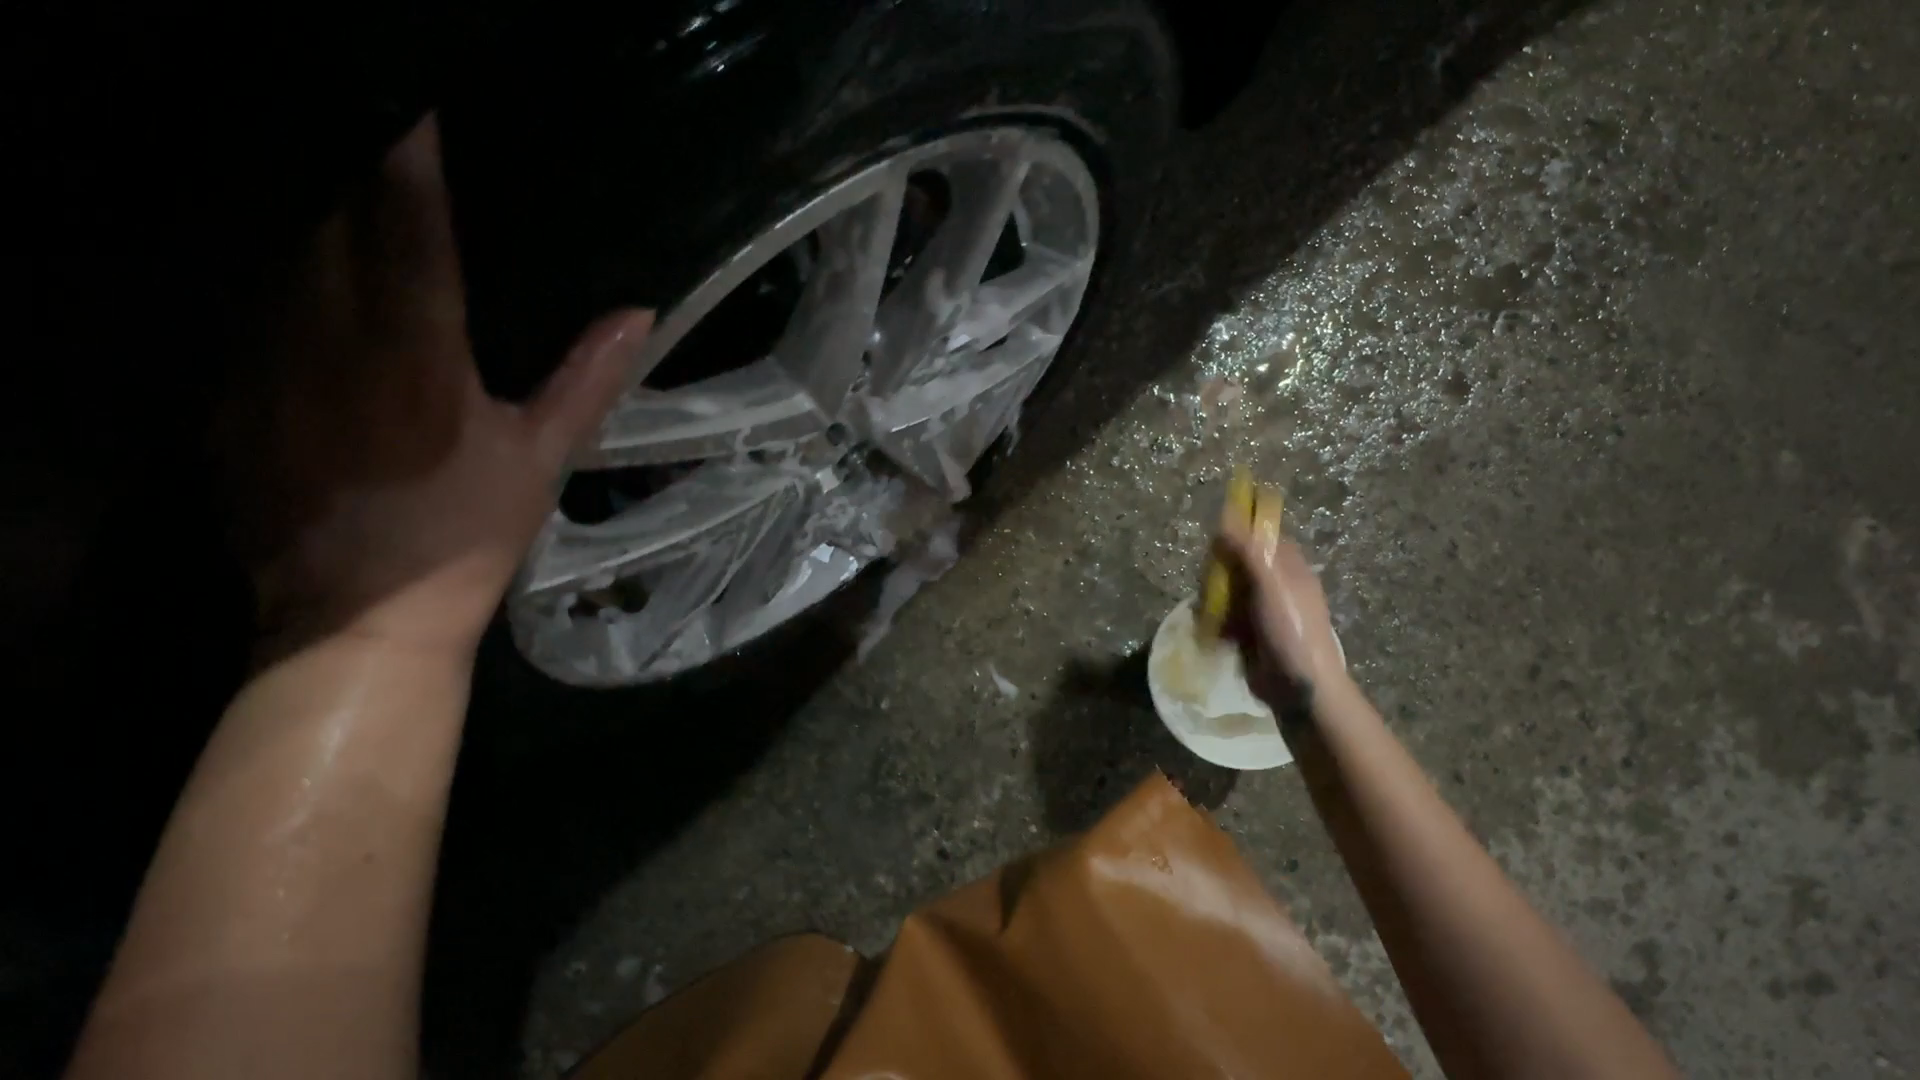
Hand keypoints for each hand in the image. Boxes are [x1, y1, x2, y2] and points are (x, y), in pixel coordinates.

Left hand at [222, 116, 653, 659]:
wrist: (359, 618)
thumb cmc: (467, 535)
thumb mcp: (542, 457)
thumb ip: (588, 378)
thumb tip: (641, 314)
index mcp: (416, 352)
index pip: (410, 225)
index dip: (413, 160)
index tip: (422, 112)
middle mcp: (329, 340)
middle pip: (332, 224)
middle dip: (361, 185)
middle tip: (396, 168)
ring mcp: (267, 367)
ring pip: (285, 264)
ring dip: (323, 233)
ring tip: (361, 220)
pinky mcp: (232, 399)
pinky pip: (257, 316)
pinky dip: (291, 294)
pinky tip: (322, 310)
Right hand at [1215, 520, 1347, 711]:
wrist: (1297, 687)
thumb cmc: (1290, 631)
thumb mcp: (1271, 585)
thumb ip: (1249, 552)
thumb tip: (1226, 521)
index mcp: (1290, 570)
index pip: (1265, 539)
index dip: (1243, 534)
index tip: (1219, 539)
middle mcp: (1276, 587)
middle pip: (1240, 564)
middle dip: (1220, 570)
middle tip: (1210, 581)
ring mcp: (1262, 612)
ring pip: (1229, 592)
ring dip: (1214, 598)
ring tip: (1207, 609)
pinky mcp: (1248, 634)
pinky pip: (1225, 618)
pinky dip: (1215, 621)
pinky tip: (1210, 628)